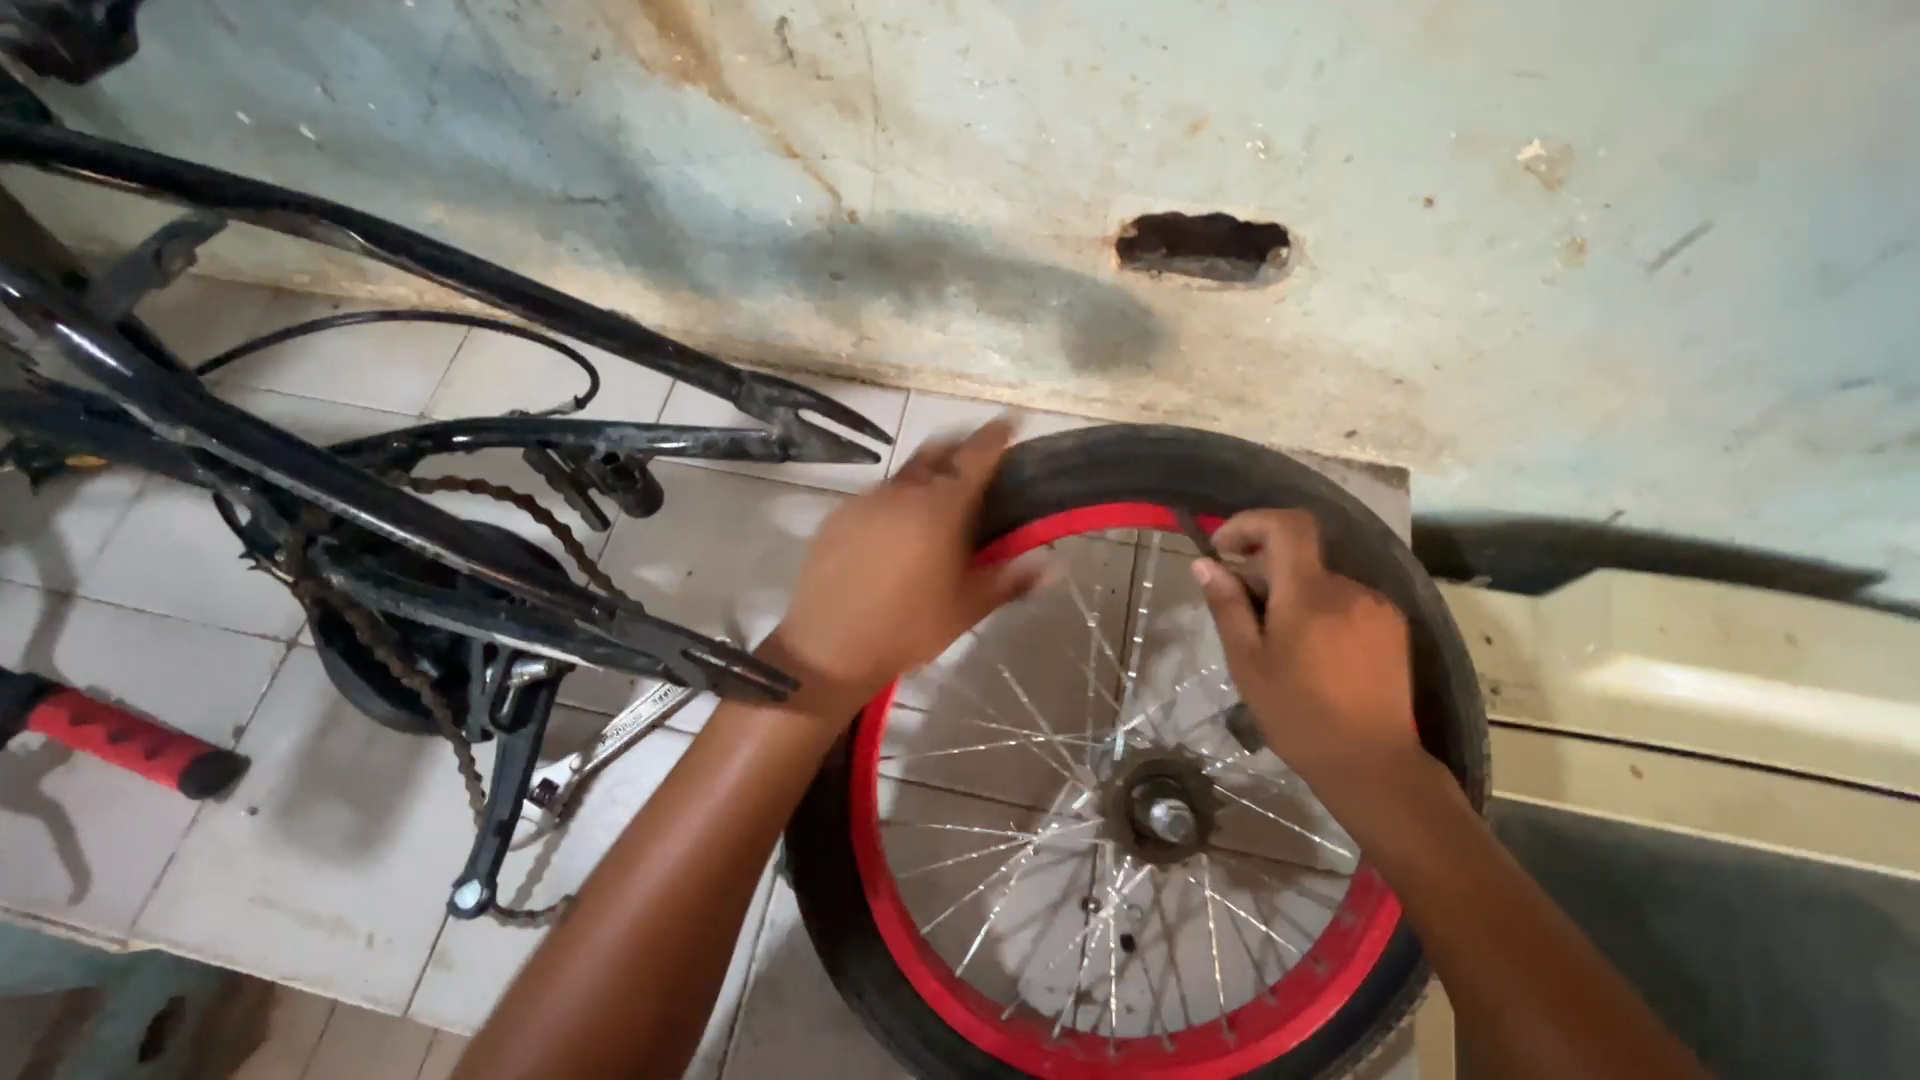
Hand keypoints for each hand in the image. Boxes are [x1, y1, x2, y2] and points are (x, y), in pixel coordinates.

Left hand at [769, 419, 1042, 711]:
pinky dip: (893, 503)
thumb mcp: (967, 609)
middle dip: (958, 447)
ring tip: (934, 506)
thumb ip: (1011, 580)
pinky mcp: (836, 518)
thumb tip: (1053, 564)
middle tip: (974, 460)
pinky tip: (895, 533)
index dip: (994, 436)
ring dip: (923, 479)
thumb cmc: (909, 628)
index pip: (974, 456)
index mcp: (940, 508)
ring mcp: (863, 502)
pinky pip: (873, 498)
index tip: (1008, 420)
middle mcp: (901, 492)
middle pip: (935, 453)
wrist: (829, 647)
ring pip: (902, 477)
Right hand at [1191, 509, 1425, 801]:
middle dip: (1264, 571)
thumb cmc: (1297, 716)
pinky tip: (1314, 654)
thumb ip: (1227, 607)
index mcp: (1308, 594)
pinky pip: (1346, 601)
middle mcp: (1348, 588)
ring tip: (1279, 644)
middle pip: (1299, 556)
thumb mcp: (1248, 664)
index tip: (1224, 548)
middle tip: (1242, 613)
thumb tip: (1206, 564)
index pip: (1286, 526)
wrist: (1372, 763)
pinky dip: (1321, 611)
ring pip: (1321, 581)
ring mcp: (1376, 606)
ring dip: (1293, 594)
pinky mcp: (1393, 626)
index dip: (1250, 523)